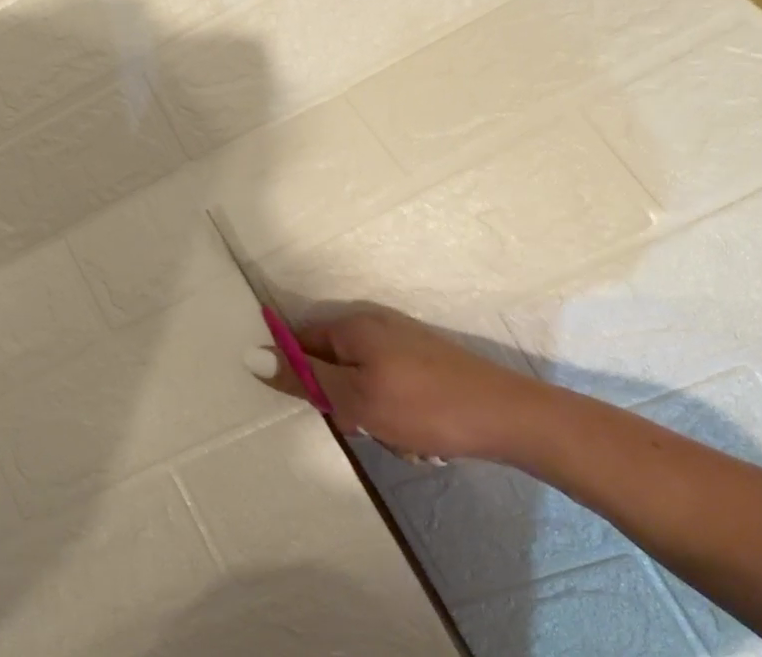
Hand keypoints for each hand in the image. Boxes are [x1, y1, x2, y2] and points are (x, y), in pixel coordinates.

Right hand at [247, 304, 557, 462]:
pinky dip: (396, 416)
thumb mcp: (353, 398)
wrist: (510, 419)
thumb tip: (250, 354)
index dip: (299, 375)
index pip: (299, 340)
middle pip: (331, 364)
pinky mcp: (428, 366)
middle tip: (364, 426)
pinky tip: (419, 436)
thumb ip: (303, 377)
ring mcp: (405, 345)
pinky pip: (390, 391)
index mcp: (352, 326)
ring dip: (371, 415)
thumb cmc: (423, 407)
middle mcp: (376, 326)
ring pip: (361, 384)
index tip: (321, 407)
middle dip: (342, 402)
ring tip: (398, 436)